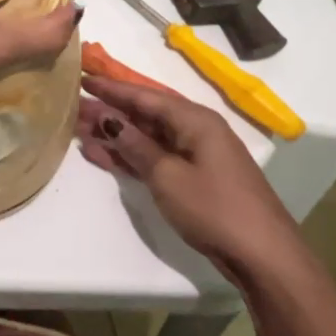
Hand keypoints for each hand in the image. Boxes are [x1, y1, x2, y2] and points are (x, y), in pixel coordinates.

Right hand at [76, 76, 300, 279]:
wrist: (263, 257)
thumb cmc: (214, 208)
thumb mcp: (167, 175)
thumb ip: (135, 145)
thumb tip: (108, 119)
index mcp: (195, 121)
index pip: (144, 96)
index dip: (111, 88)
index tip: (80, 78)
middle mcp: (196, 131)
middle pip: (145, 114)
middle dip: (109, 111)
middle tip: (72, 107)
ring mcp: (196, 156)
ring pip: (147, 136)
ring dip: (115, 134)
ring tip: (78, 130)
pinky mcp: (194, 179)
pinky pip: (155, 157)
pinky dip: (129, 155)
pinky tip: (100, 154)